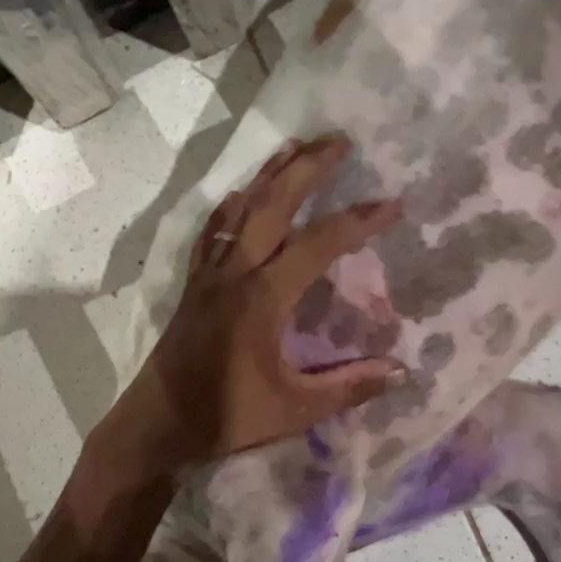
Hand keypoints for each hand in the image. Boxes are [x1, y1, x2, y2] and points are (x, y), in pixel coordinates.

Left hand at [114, 134, 405, 470]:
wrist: (158, 423)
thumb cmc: (227, 417)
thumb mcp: (295, 410)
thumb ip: (349, 388)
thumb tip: (402, 372)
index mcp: (263, 299)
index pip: (318, 245)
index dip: (358, 221)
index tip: (392, 204)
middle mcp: (235, 274)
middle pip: (272, 206)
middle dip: (307, 169)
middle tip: (338, 138)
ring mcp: (209, 275)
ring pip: (239, 210)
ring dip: (269, 175)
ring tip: (294, 146)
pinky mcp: (193, 285)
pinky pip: (212, 232)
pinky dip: (230, 207)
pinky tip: (239, 194)